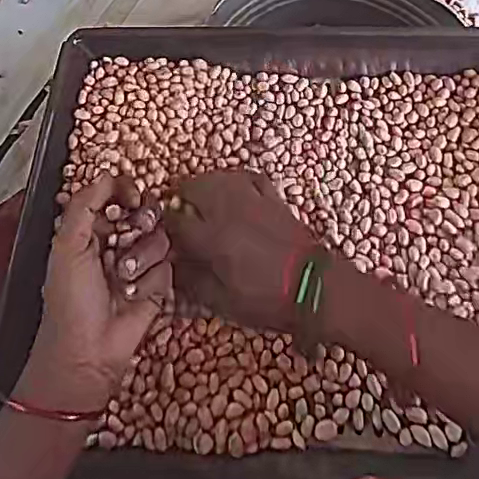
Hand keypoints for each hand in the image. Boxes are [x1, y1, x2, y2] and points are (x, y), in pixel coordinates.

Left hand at [17, 176, 171, 412]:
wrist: (85, 354)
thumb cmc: (69, 301)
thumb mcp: (67, 245)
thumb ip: (84, 204)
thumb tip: (106, 175)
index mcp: (93, 229)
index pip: (118, 195)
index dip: (127, 192)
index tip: (131, 197)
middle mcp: (118, 242)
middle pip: (145, 212)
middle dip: (140, 224)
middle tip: (129, 238)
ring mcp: (139, 264)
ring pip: (160, 238)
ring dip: (142, 258)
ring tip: (123, 278)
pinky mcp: (157, 287)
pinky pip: (167, 267)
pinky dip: (150, 281)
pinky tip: (134, 296)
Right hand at [165, 169, 317, 332]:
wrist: (315, 288)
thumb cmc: (267, 299)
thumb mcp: (223, 301)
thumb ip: (192, 280)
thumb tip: (172, 266)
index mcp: (211, 237)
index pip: (175, 219)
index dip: (164, 223)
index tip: (163, 231)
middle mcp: (227, 209)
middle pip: (192, 186)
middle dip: (180, 198)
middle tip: (180, 214)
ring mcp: (251, 199)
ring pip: (217, 176)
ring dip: (204, 186)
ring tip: (202, 202)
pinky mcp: (271, 197)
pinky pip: (245, 177)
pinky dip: (234, 182)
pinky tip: (233, 193)